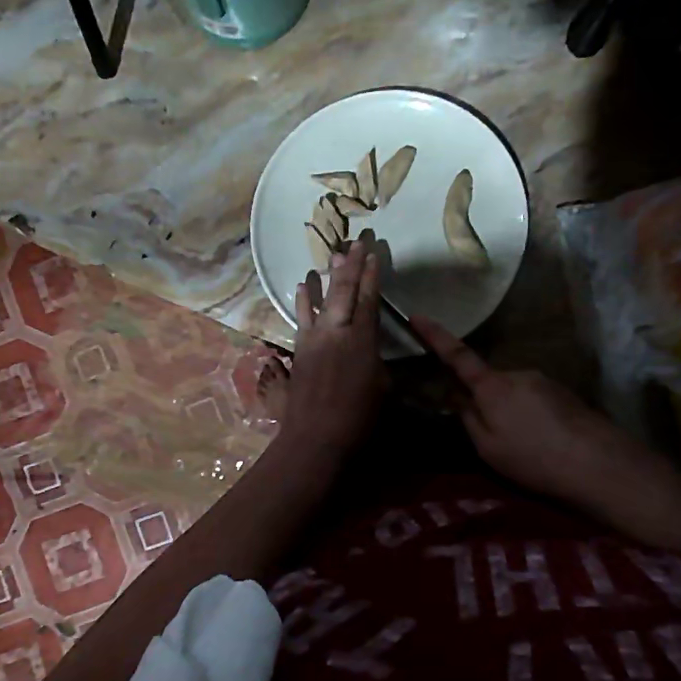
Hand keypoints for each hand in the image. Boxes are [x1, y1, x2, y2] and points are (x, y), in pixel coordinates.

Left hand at [276, 239, 386, 457]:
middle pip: (343, 291)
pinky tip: (301, 286)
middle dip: (350, 266)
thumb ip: (377, 360)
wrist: (315, 437)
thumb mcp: (382, 387)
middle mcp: (335, 332)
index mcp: (361, 341)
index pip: (369, 300)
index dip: (372, 276)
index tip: (373, 254)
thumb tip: (373, 349)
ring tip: (332, 256)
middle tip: (354, 244)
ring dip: (327, 277)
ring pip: (321, 300)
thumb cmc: (358, 417)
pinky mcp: (299, 350)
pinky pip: (301, 318)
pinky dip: (302, 301)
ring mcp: (313, 339)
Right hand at [411, 314, 680, 552]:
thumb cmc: (533, 458)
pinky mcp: (566, 394)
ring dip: (511, 414)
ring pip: (514, 394)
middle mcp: (518, 374)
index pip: (456, 356)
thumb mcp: (487, 448)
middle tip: (492, 438)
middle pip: (489, 382)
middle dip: (484, 402)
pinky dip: (532, 419)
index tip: (416, 315)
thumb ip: (468, 419)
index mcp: (492, 386)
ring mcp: (546, 381)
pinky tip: (545, 446)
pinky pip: (536, 402)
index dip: (434, 336)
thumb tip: (458, 398)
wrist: (601, 465)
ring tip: (525, 450)